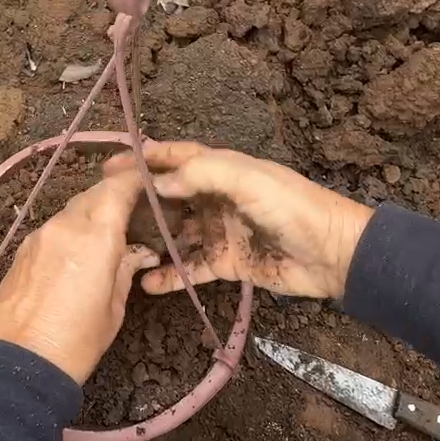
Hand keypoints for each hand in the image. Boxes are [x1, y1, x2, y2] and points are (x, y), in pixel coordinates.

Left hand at [0, 169, 160, 382]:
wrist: (16, 364)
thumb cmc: (74, 342)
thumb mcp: (113, 309)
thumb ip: (126, 269)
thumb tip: (140, 253)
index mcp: (96, 236)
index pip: (118, 187)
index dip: (135, 179)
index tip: (149, 183)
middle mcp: (66, 225)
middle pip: (95, 193)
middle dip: (114, 196)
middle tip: (133, 212)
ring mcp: (40, 234)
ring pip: (72, 209)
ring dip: (91, 213)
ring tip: (106, 235)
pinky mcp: (22, 248)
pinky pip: (54, 227)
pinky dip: (70, 230)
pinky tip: (77, 253)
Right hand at [104, 141, 371, 299]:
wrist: (332, 253)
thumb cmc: (292, 206)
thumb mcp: (248, 179)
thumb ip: (202, 173)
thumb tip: (159, 183)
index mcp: (223, 169)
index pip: (177, 157)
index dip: (146, 158)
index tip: (113, 164)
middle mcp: (217, 198)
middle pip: (171, 196)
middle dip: (141, 202)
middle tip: (106, 210)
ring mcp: (220, 232)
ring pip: (177, 234)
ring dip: (152, 240)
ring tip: (120, 249)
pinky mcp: (228, 263)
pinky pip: (192, 268)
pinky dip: (171, 275)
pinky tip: (148, 283)